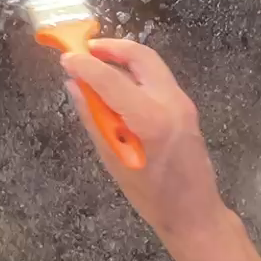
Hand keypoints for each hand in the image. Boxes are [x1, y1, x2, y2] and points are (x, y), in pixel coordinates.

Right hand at [59, 39, 227, 243]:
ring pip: (151, 63)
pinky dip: (135, 72)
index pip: (111, 79)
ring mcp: (182, 102)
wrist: (194, 213)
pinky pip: (157, 78)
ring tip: (96, 63)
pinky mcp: (186, 106)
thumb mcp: (113, 160)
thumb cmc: (150, 196)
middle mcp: (170, 102)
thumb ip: (93, 118)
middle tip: (85, 50)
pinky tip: (117, 84)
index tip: (65, 58)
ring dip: (123, 57)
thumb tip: (74, 86)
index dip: (85, 65)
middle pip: (140, 56)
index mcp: (150, 119)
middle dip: (111, 47)